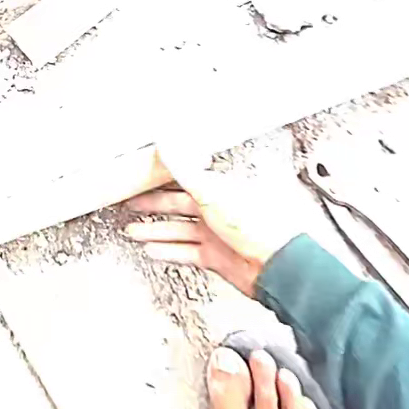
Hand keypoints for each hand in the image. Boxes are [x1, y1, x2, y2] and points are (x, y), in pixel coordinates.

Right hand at [123, 148, 299, 296]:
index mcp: (216, 188)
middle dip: (152, 207)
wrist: (278, 265)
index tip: (140, 182)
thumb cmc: (256, 223)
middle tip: (131, 205)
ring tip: (133, 231)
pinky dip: (168, 251)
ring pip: (177, 230)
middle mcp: (215, 209)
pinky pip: (185, 252)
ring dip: (155, 231)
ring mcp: (215, 233)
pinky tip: (153, 250)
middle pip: (175, 206)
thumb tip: (166, 143)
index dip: (158, 183)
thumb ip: (184, 169)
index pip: (180, 182)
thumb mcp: (212, 191)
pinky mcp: (216, 257)